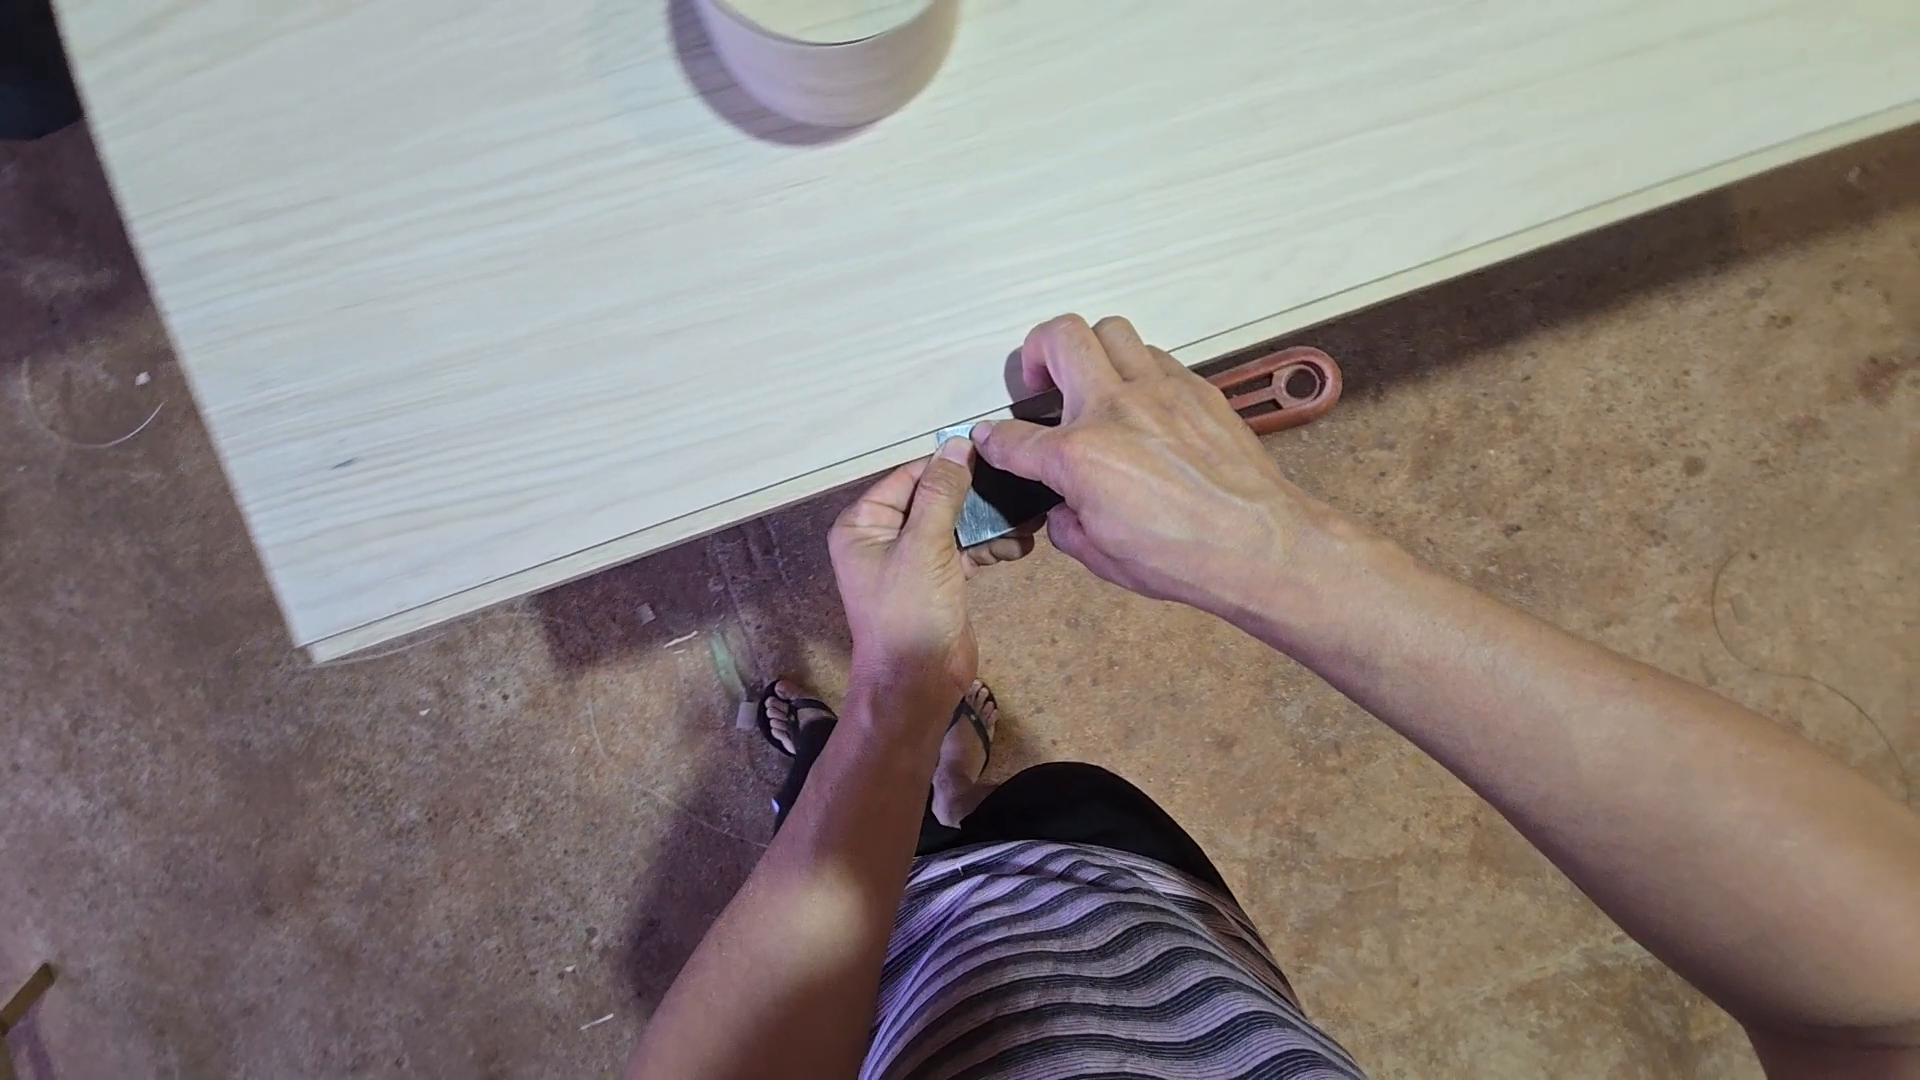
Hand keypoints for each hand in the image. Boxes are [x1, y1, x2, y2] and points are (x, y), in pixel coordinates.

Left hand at [829, 439, 1033, 700]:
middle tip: (1016, 481)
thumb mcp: (923, 547)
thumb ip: (941, 493)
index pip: (907, 478)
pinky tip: (1021, 543)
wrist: (918, 684)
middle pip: (933, 498)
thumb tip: (957, 444)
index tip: (991, 453)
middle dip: (973, 494)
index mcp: (863, 524)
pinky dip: (989, 547)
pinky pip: (965, 550)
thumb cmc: (909, 613)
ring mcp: (913, 559)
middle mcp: (884, 536)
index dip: (946, 464)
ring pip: (954, 524)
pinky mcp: (939, 579)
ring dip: (988, 522)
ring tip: (1027, 512)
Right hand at [972, 314, 1339, 619]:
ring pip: (1112, 331)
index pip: (1015, 438)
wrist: (1260, 545)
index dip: (994, 439)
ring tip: (1093, 383)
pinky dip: (1137, 370)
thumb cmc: (1184, 556)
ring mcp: (1160, 392)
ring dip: (1091, 350)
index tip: (993, 438)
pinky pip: (1156, 356)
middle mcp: (1115, 410)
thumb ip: (1066, 526)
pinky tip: (1142, 403)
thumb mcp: (1101, 557)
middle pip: (1060, 337)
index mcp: (1081, 457)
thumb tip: (1062, 509)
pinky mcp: (1197, 390)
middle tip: (1040, 382)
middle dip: (1036, 352)